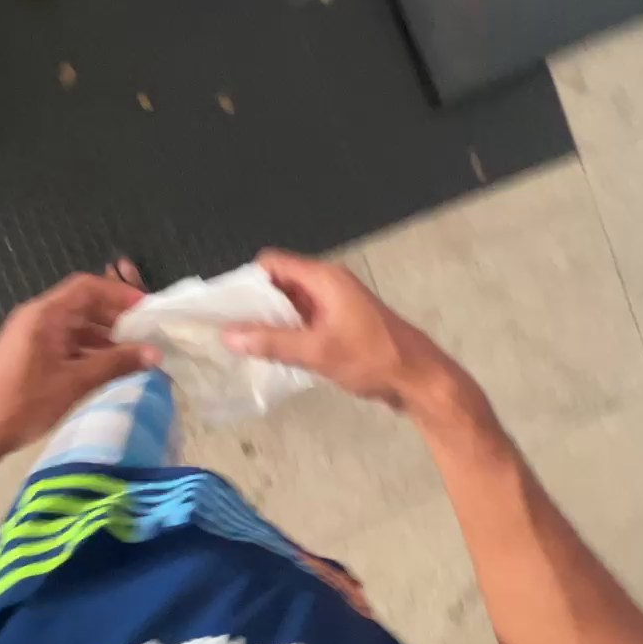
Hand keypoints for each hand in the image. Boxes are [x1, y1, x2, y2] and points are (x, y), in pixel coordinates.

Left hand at [0, 273, 160, 492]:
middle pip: (83, 305)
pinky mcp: (29, 357)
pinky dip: (88, 351)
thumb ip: (115, 364)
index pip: (87, 287)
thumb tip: (155, 354)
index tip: (149, 309)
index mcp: (44, 314)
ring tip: (134, 353)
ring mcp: (31, 338)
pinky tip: (107, 368)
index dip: (120, 294)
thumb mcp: (74, 383)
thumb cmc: (22, 403)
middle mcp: (37, 318)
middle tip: (147, 333)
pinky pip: (65, 344)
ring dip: (104, 337)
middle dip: (116, 317)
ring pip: (75, 327)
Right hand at [222, 249, 457, 411]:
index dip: (246, 280)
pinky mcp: (339, 324)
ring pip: (290, 304)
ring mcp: (334, 305)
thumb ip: (272, 343)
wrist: (419, 379)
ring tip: (242, 342)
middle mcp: (328, 285)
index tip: (224, 305)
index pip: (273, 263)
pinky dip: (286, 333)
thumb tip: (228, 337)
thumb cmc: (372, 358)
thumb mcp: (317, 351)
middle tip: (226, 327)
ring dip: (269, 321)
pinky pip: (303, 321)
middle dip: (253, 303)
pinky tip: (271, 353)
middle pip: (279, 283)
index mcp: (324, 279)